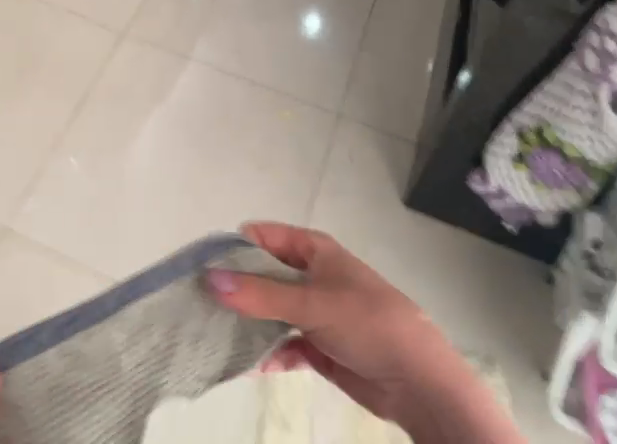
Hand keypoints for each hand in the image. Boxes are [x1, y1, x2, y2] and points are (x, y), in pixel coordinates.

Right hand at [207, 222, 522, 443]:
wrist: (416, 379)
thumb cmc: (366, 322)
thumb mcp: (311, 303)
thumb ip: (259, 294)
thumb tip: (209, 278)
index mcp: (314, 250)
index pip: (263, 237)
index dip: (232, 248)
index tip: (200, 266)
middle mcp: (311, 276)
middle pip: (263, 276)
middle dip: (235, 289)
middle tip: (200, 306)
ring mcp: (315, 312)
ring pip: (270, 312)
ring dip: (249, 325)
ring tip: (217, 337)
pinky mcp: (319, 346)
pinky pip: (283, 345)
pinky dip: (270, 353)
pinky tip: (256, 366)